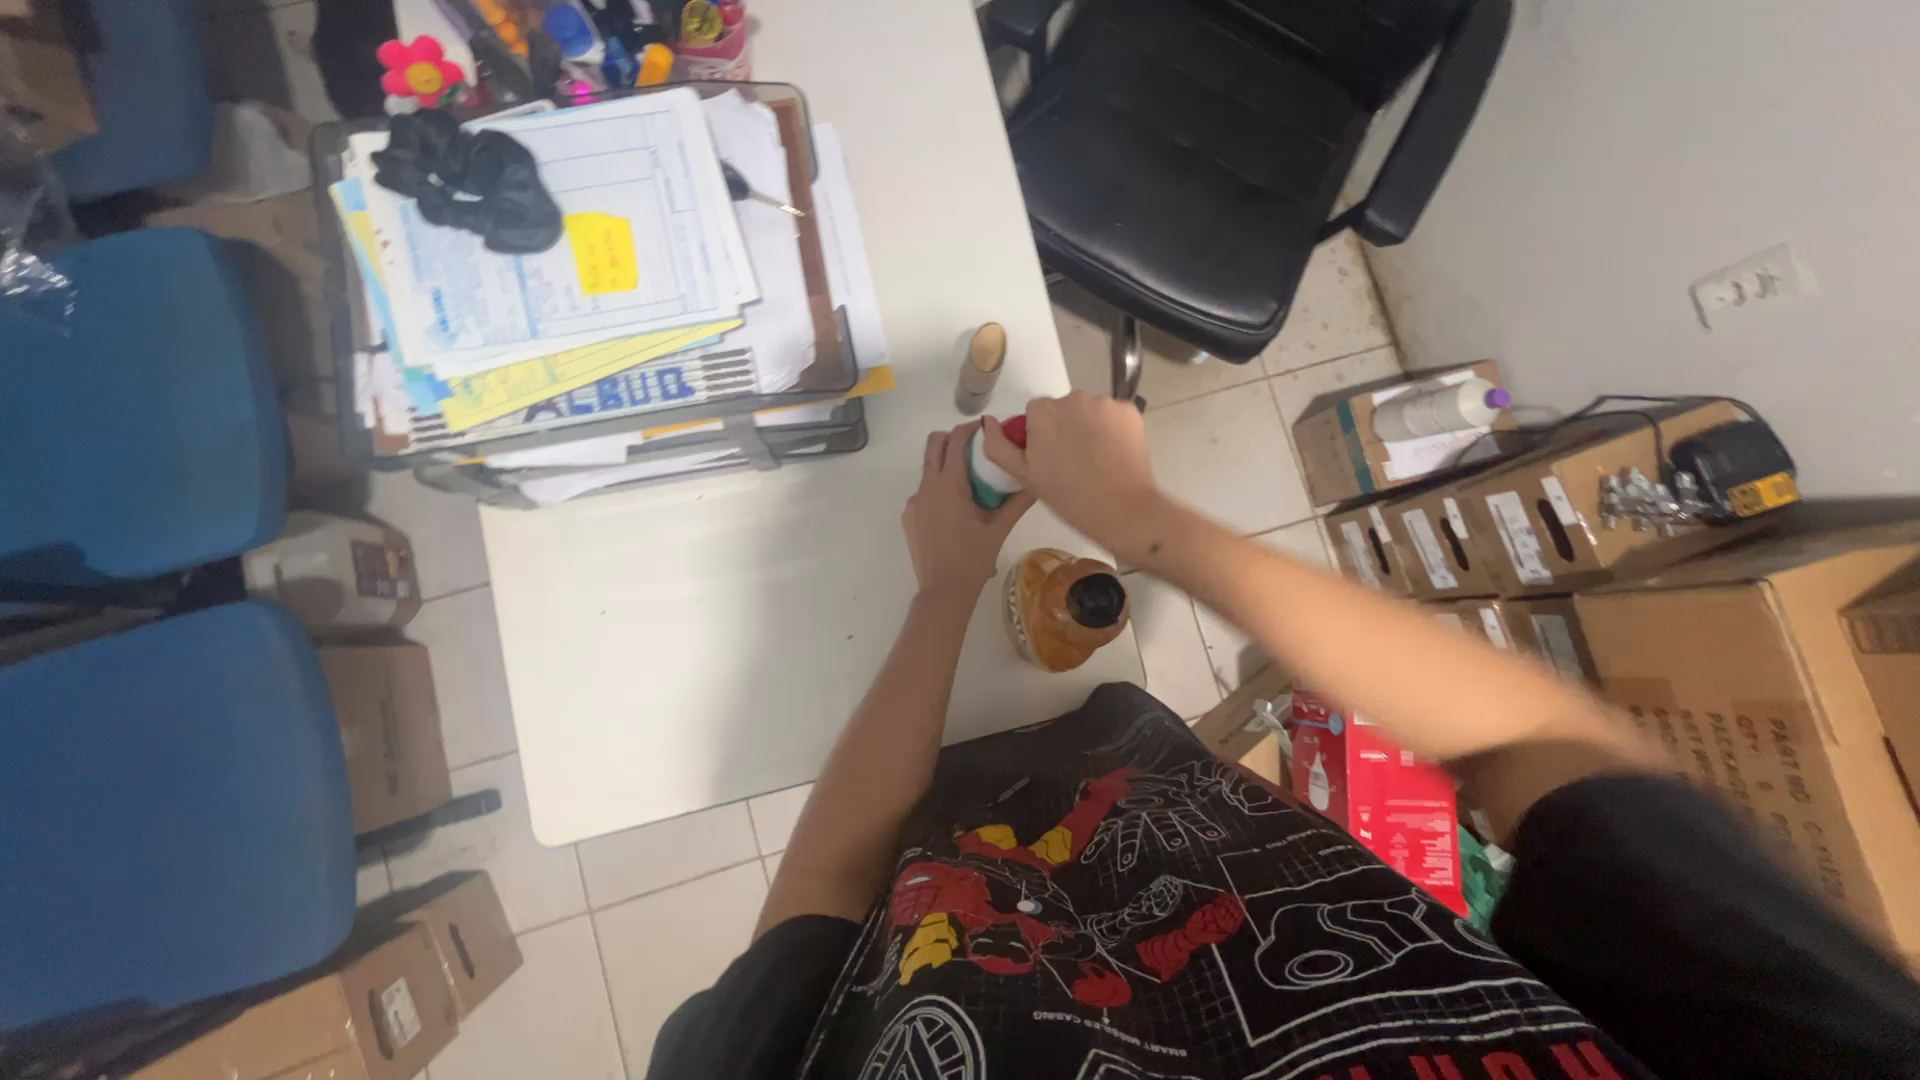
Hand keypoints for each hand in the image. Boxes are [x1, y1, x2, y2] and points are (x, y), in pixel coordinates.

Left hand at [902, 421, 1035, 597]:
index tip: (985, 429)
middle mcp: (927, 487)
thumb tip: (1037, 483)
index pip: (956, 440)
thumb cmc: (973, 558)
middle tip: (974, 448)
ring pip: (929, 471)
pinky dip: (939, 491)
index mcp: (949, 485)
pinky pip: (925, 493)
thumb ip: (1017, 502)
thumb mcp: (998, 529)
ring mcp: (914, 502)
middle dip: (952, 439)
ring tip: (970, 485)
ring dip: (947, 467)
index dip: (970, 428)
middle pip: (934, 445)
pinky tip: (955, 512)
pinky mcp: (910, 517)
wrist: (944, 591)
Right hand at [981, 392, 1164, 555]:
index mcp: (1043, 412)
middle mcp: (1072, 399)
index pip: (1035, 414)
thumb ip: (999, 446)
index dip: (1040, 435)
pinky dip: (1112, 428)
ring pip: (1089, 410)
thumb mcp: (1024, 476)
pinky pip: (1113, 415)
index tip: (1049, 459)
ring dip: (1089, 427)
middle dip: (1065, 427)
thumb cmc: (1067, 496)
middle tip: (1072, 461)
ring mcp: (1104, 403)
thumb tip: (987, 421)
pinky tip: (1113, 453)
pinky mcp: (1129, 410)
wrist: (1121, 509)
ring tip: (1096, 459)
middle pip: (1063, 408)